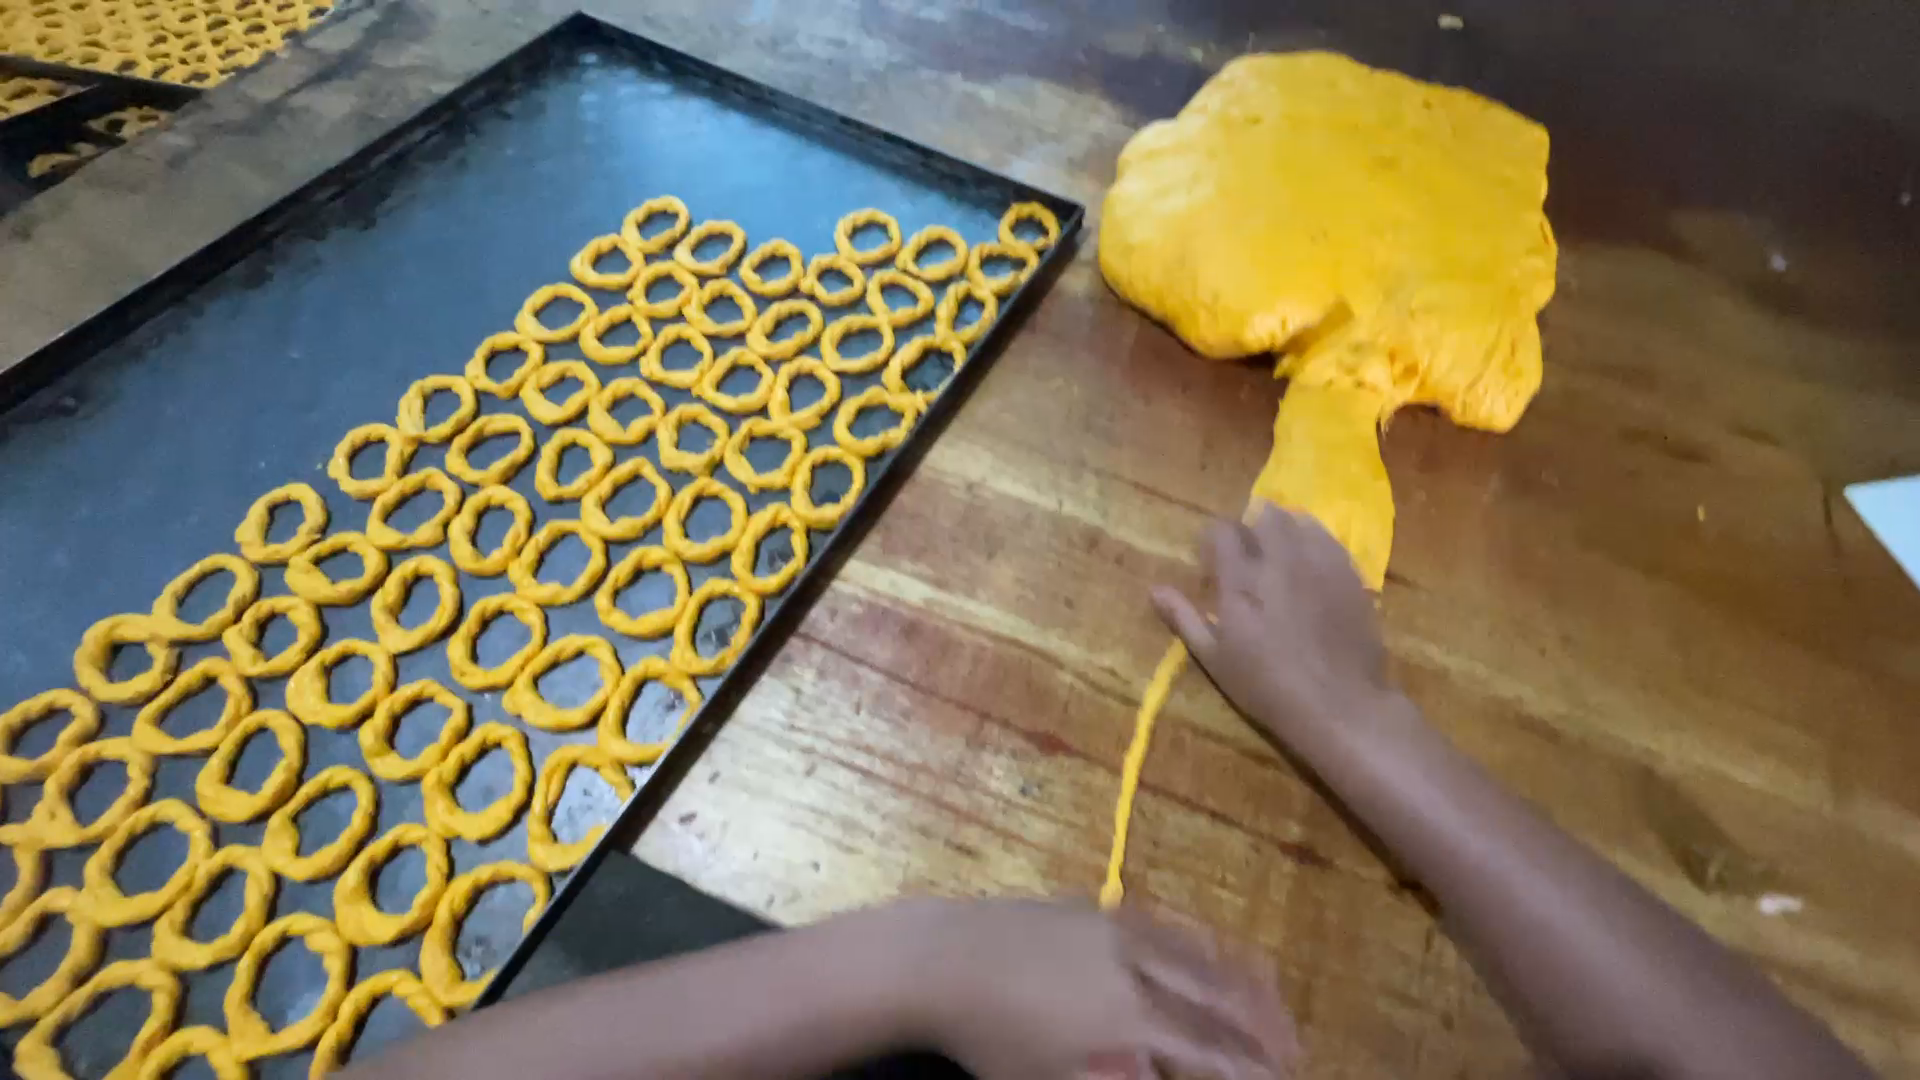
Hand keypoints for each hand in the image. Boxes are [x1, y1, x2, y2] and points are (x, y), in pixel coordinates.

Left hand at [903, 898, 1297, 1079]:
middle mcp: (1129, 960)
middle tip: (1293, 1043)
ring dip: (1234, 971)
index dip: (1249, 1064)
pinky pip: (1157, 919)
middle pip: (1212, 987)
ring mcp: (1109, 923)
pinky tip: (1200, 948)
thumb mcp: (1054, 1079)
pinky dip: (1191, 938)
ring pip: (1190, 943)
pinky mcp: (1087, 903)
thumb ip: (1117, 1076)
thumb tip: (1161, 1071)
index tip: (1282, 1075)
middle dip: (1258, 1017)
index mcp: (1126, 1012)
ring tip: (1266, 992)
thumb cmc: (991, 1034)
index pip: (1206, 1045)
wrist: (944, 956)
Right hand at [1152, 505, 1394, 743]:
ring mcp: (1319, 565)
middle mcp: (1279, 561)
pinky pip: (1330, 540)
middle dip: (1251, 525)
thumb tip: (1154, 589)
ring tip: (1279, 546)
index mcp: (1240, 580)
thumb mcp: (1214, 658)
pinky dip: (1314, 540)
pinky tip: (1310, 559)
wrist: (1338, 705)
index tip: (1210, 555)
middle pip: (1264, 516)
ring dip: (1284, 527)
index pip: (1222, 530)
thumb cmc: (1265, 686)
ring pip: (1300, 521)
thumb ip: (1183, 618)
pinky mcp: (1350, 576)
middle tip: (1246, 549)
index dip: (1213, 536)